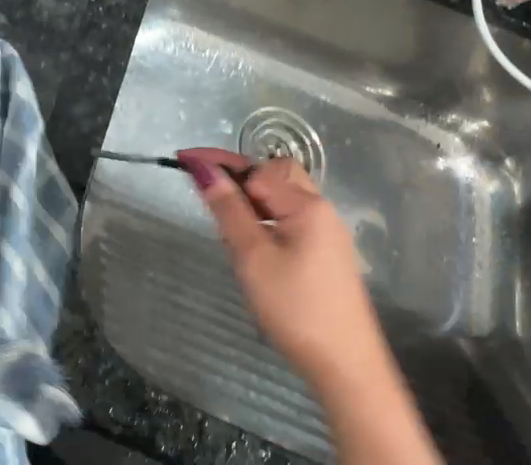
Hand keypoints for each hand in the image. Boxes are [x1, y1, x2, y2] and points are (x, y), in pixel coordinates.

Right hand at [178, 148, 441, 464]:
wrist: (347, 369)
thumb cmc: (296, 308)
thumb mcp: (252, 257)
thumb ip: (228, 210)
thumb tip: (205, 170)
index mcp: (307, 206)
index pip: (256, 168)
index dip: (219, 164)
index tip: (183, 162)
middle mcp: (322, 211)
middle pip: (277, 174)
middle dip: (241, 176)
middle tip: (212, 196)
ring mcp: (329, 235)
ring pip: (284, 198)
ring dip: (254, 200)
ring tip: (229, 230)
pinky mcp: (328, 256)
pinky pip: (292, 220)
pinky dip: (268, 220)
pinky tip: (253, 247)